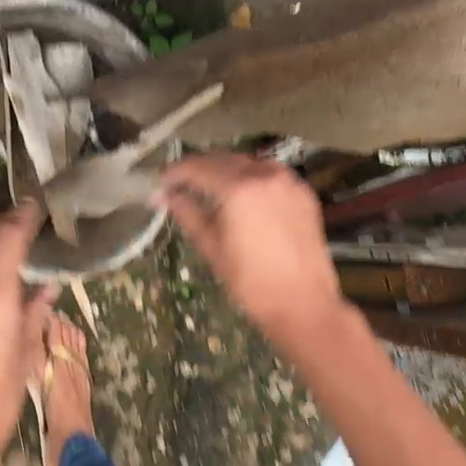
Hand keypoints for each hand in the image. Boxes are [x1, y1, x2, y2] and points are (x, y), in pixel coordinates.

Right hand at [157, 151, 348, 353]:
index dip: (174, 173)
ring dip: (223, 170)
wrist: (305, 306)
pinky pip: (268, 173)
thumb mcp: (212, 247)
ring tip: (208, 189)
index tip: (160, 183)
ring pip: (245, 162)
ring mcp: (287, 181)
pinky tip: (241, 196)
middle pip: (221, 159)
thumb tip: (164, 195)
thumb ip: (187, 213)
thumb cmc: (251, 283)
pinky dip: (250, 177)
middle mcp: (264, 174)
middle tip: (179, 186)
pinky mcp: (302, 192)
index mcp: (238, 189)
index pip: (196, 167)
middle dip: (197, 169)